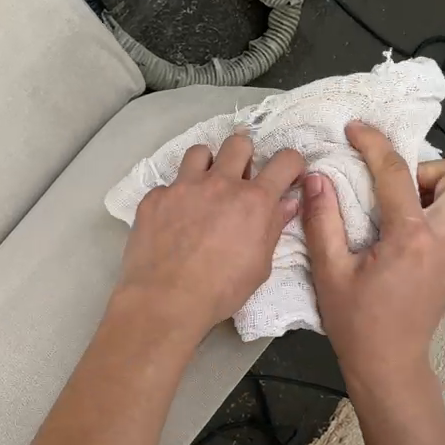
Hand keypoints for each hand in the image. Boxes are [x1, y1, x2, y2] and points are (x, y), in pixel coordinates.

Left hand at [115, 133, 306, 340]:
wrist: (164, 300)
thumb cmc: (219, 291)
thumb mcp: (259, 266)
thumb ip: (273, 228)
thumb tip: (286, 204)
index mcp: (253, 201)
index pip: (285, 160)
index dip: (290, 164)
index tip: (286, 175)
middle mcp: (220, 184)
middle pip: (237, 143)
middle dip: (243, 156)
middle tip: (238, 179)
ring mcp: (183, 188)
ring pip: (199, 153)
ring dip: (206, 166)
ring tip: (202, 189)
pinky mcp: (154, 198)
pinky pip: (167, 186)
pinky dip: (173, 198)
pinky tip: (171, 220)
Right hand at [303, 122, 444, 394]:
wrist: (389, 362)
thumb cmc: (355, 322)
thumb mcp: (329, 272)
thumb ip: (323, 220)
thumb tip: (316, 179)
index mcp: (411, 238)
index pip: (397, 173)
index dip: (374, 143)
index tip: (356, 129)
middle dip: (428, 169)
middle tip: (393, 191)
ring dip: (437, 189)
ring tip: (400, 210)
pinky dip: (438, 212)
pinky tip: (404, 235)